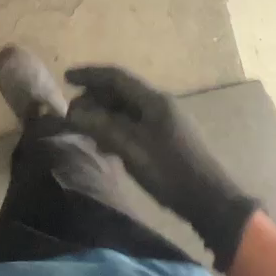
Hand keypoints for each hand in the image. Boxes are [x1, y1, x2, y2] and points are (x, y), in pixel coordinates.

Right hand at [65, 66, 260, 270]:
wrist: (210, 200)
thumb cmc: (170, 173)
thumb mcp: (131, 149)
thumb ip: (102, 127)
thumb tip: (74, 112)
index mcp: (154, 101)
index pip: (117, 77)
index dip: (89, 75)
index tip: (65, 78)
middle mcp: (161, 104)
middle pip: (122, 91)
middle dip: (94, 98)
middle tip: (72, 114)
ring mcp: (167, 120)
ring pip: (128, 108)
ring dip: (104, 114)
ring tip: (85, 129)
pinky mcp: (168, 137)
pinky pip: (136, 122)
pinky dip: (117, 127)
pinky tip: (106, 144)